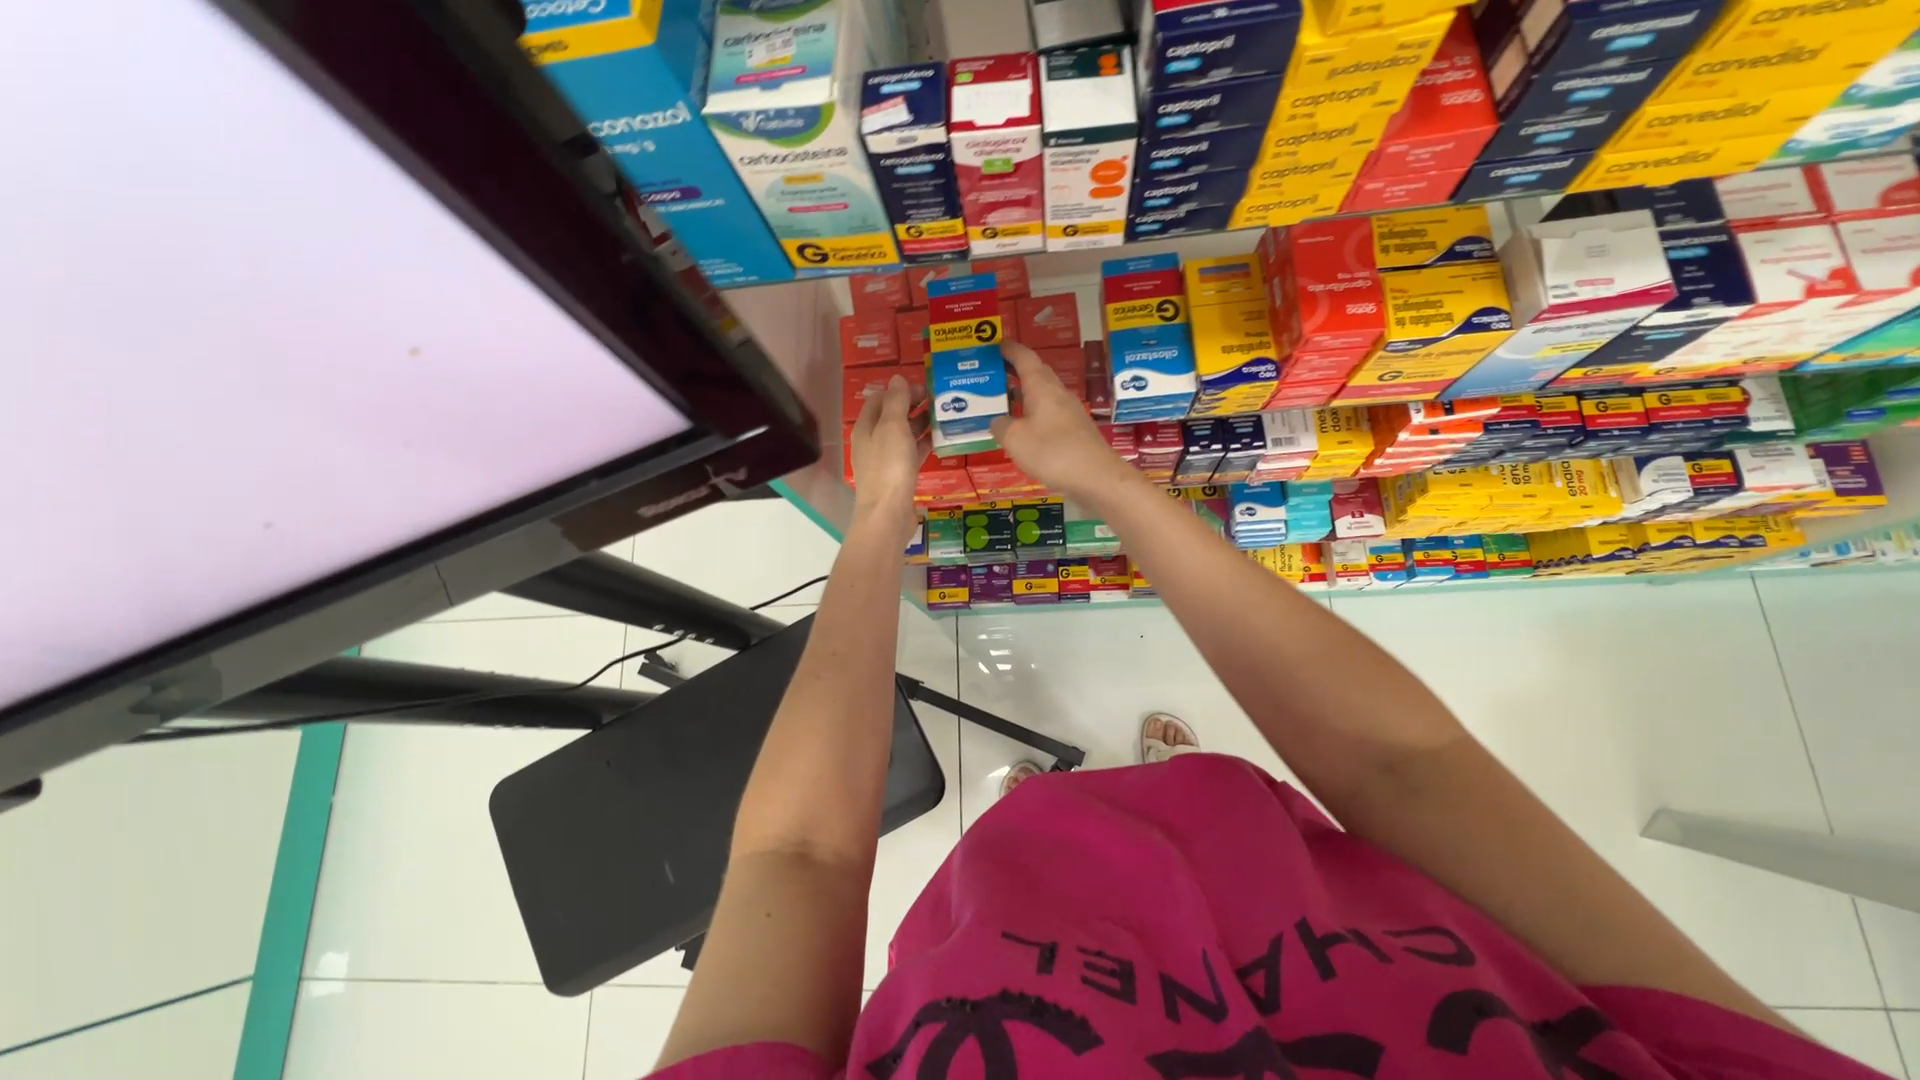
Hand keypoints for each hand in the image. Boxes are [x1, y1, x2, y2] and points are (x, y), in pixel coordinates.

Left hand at [849, 374, 927, 544]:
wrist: (888, 513)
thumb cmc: (889, 466)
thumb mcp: (893, 427)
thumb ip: (896, 401)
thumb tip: (898, 378)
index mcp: (866, 427)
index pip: (879, 399)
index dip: (899, 390)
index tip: (923, 387)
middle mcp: (873, 442)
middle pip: (892, 416)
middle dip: (913, 405)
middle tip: (939, 400)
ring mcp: (886, 460)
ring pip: (904, 435)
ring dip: (921, 424)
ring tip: (944, 416)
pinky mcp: (899, 476)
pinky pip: (912, 454)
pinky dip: (924, 444)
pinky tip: (941, 439)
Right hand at [991, 343, 1134, 500]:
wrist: (1097, 478)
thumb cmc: (1053, 452)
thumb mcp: (1015, 440)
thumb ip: (1001, 426)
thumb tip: (999, 421)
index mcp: (1042, 388)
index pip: (1025, 358)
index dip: (1009, 349)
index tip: (995, 344)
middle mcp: (1058, 394)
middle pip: (1036, 374)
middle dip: (1016, 370)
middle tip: (994, 372)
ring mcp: (1070, 413)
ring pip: (1043, 395)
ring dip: (1024, 394)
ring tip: (1003, 400)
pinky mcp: (1075, 432)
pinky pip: (1049, 415)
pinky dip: (1033, 414)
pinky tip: (1023, 429)